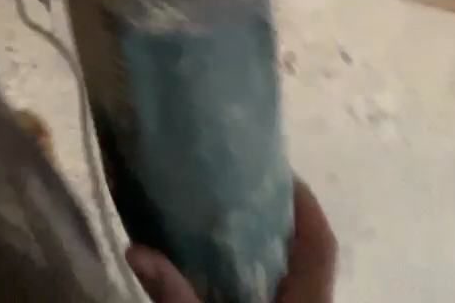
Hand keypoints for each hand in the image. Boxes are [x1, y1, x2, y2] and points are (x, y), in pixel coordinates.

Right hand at [127, 179, 337, 302]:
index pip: (319, 248)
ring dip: (251, 245)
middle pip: (300, 257)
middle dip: (267, 217)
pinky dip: (240, 272)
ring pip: (281, 278)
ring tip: (205, 211)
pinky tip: (202, 264)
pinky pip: (262, 294)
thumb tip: (135, 247)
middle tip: (219, 179)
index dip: (305, 205)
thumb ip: (176, 299)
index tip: (274, 165)